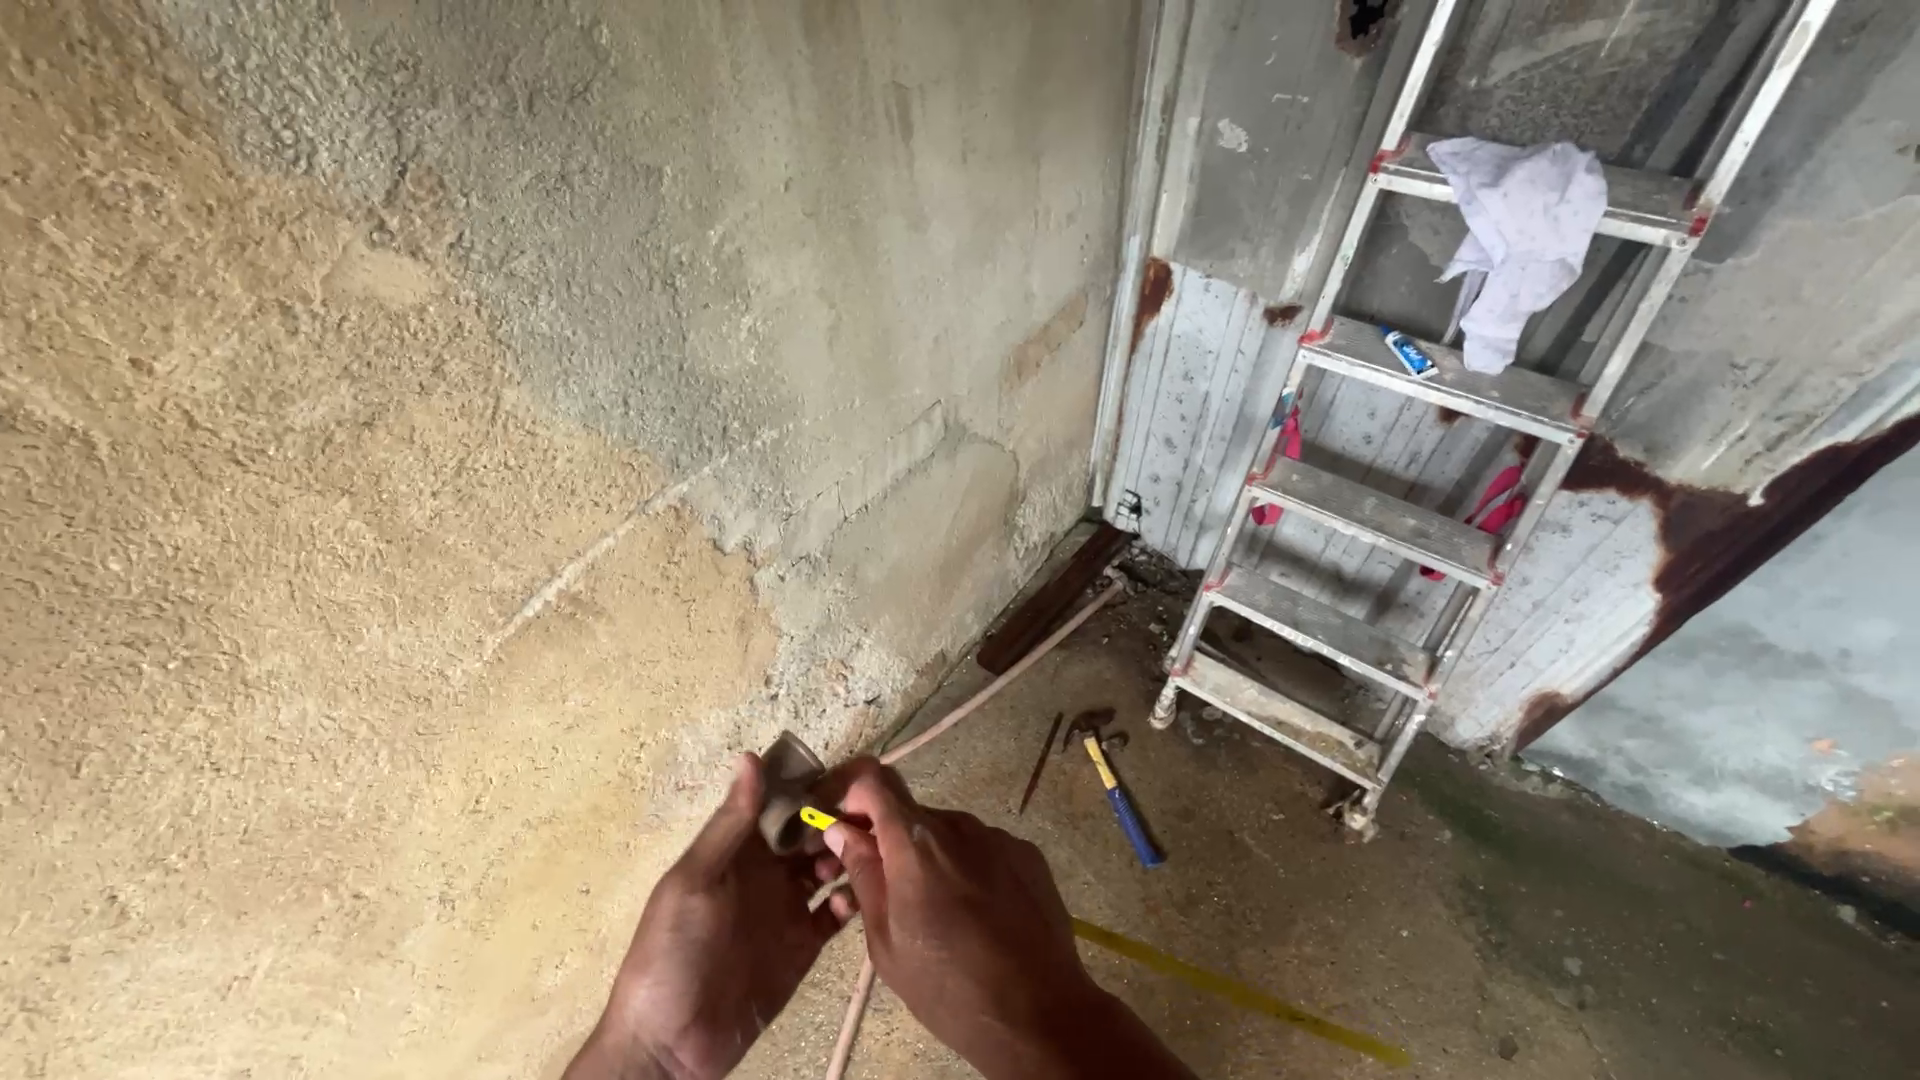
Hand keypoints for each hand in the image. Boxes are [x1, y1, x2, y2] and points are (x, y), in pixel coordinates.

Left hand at [566, 754, 850, 1079]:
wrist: (670, 1044)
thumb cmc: (672, 951)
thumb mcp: (695, 880)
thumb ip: (730, 823)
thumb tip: (750, 757)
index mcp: (737, 851)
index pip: (780, 806)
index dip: (812, 787)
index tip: (849, 772)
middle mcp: (766, 873)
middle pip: (811, 834)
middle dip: (839, 819)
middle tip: (873, 811)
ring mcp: (787, 909)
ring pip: (829, 868)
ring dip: (848, 856)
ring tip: (869, 851)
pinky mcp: (803, 946)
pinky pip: (835, 915)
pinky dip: (849, 901)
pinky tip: (852, 898)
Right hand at [825, 758, 1193, 1079]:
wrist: (1038, 1012)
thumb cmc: (948, 987)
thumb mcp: (887, 942)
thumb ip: (864, 875)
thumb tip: (842, 831)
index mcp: (914, 843)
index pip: (874, 781)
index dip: (853, 793)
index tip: (845, 825)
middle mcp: (957, 825)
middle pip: (911, 813)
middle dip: (891, 840)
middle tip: (888, 889)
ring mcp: (997, 836)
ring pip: (949, 834)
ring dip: (933, 858)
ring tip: (940, 913)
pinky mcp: (1027, 853)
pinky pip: (984, 848)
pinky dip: (970, 868)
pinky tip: (979, 914)